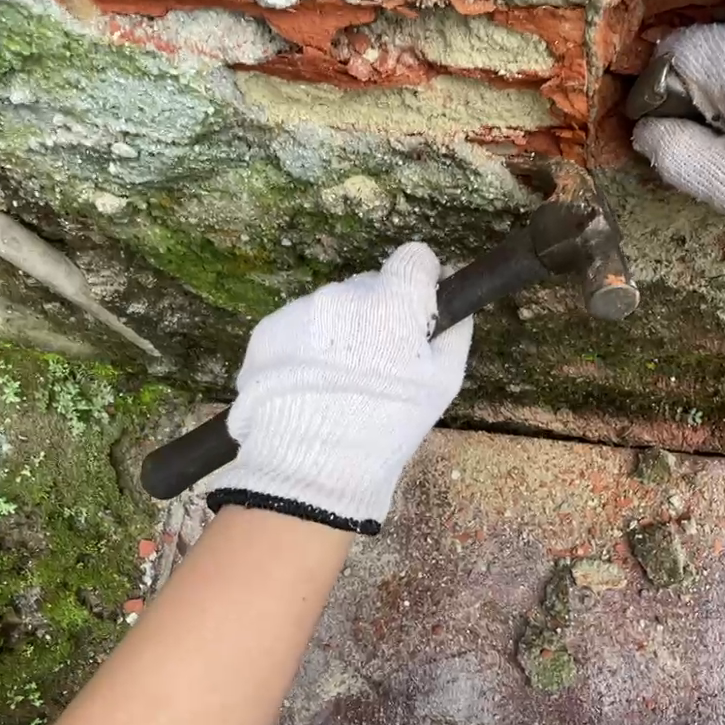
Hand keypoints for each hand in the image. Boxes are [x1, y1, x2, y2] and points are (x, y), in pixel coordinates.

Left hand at [212, 242, 469, 532]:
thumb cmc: (388, 425)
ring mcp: (302, 310)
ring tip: (337, 382)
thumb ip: (453, 334)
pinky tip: (309, 385)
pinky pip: (299, 326)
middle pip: (371, 286)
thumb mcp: (442, 385)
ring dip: (340, 332)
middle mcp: (345, 294)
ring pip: (333, 308)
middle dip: (378, 314)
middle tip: (377, 364)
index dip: (420, 282)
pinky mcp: (268, 330)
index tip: (417, 310)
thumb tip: (455, 304)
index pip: (414, 258)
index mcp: (393, 303)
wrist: (311, 465)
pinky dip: (306, 347)